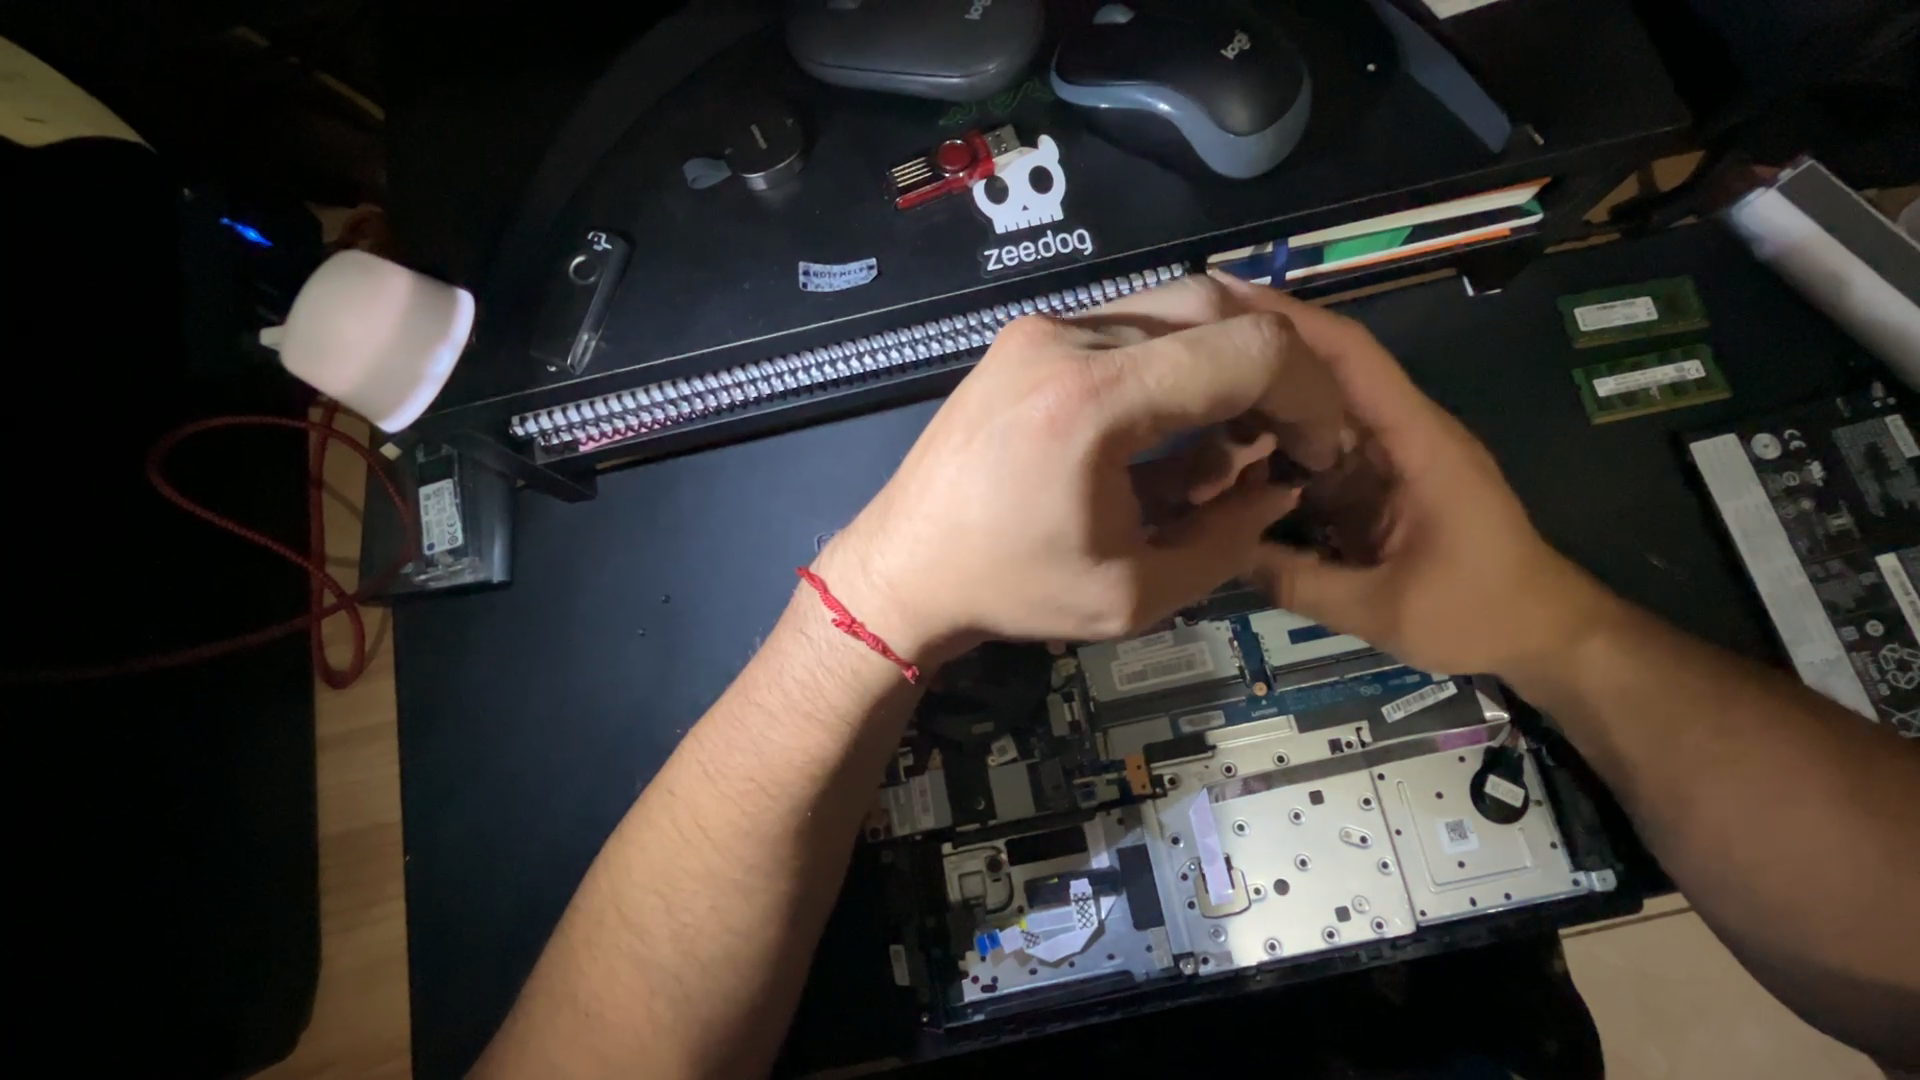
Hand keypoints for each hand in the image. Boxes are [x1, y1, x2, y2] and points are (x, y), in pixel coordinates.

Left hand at [815, 275, 1343, 663]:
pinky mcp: (1026, 340)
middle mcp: (1067, 338)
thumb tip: (1281, 482)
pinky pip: (1126, 327)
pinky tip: (1176, 421)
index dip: (1310, 395)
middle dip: (1276, 368)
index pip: (1248, 351)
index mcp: (1094, 399)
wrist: (905, 568)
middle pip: (1217, 305)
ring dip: (1224, 360)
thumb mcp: (1135, 592)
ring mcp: (1040, 330)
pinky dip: (1173, 361)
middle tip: (1289, 432)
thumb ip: (1229, 535)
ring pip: (1173, 308)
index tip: (1319, 448)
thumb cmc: (1011, 591)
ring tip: (1235, 433)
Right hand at [1213, 275, 1621, 678]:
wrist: (1546, 636)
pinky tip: (1221, 455)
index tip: (1225, 293)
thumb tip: (1215, 553)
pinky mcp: (1374, 484)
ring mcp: (1385, 458)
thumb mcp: (1381, 609)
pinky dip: (1270, 449)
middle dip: (1258, 353)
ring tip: (1187, 395)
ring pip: (1313, 412)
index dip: (1291, 320)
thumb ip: (1295, 580)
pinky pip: (1313, 454)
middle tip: (1183, 346)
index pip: (1350, 358)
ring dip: (1257, 401)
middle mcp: (1398, 435)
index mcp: (1415, 443)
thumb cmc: (1479, 615)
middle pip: (1323, 373)